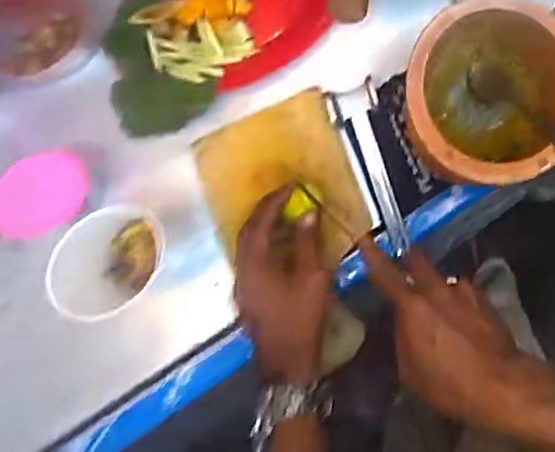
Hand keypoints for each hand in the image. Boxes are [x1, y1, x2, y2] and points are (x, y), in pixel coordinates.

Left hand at [235, 184, 331, 384]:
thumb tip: (306, 212)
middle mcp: (241, 270)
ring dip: (264, 227)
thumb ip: (306, 242)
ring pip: (247, 245)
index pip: (261, 221)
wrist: (286, 367)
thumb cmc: (301, 319)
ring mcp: (242, 285)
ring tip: (288, 217)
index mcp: (254, 263)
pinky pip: (251, 258)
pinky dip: (265, 244)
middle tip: (285, 196)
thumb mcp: (312, 277)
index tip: (291, 186)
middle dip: (265, 210)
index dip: (275, 201)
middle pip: (248, 230)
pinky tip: (283, 245)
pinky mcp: (247, 295)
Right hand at [356, 235, 546, 428]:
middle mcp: (436, 290)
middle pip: (418, 259)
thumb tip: (401, 325)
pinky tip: (464, 320)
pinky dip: (459, 302)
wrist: (501, 383)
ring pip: (443, 279)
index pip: (386, 274)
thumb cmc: (450, 385)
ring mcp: (462, 290)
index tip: (365, 238)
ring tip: (441, 309)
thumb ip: (401, 340)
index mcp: (412, 307)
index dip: (372, 255)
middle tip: (405, 265)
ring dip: (438, 288)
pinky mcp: (483, 298)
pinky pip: (463, 292)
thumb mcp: (411, 373)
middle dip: (409, 259)